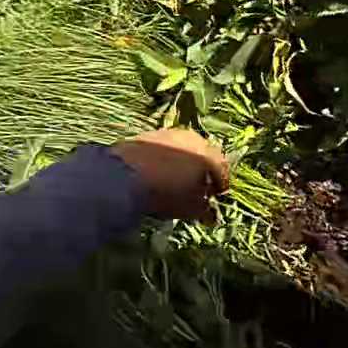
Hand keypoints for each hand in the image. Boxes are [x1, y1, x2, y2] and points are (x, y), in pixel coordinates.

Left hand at [110, 129, 229, 221]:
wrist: (124, 175)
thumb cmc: (166, 193)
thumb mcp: (190, 208)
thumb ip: (205, 210)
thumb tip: (212, 214)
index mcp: (208, 155)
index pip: (223, 170)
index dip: (221, 186)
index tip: (215, 198)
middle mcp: (193, 138)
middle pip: (205, 155)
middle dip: (203, 171)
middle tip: (197, 188)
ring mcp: (170, 133)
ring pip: (184, 148)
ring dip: (184, 162)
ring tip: (176, 180)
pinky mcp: (149, 134)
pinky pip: (165, 147)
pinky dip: (166, 158)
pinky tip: (158, 171)